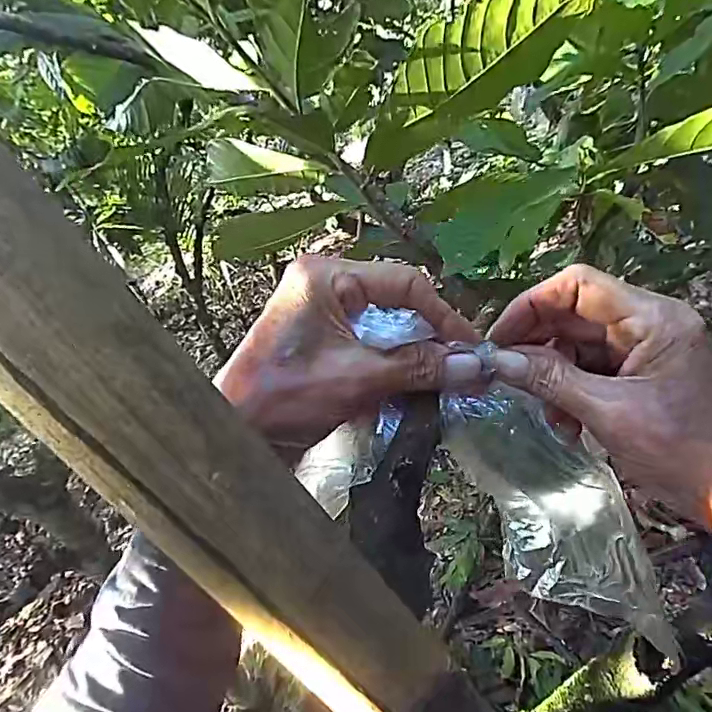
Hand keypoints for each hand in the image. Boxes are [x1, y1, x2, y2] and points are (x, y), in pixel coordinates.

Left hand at [218, 256, 483, 458]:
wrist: (240, 435)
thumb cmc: (284, 397)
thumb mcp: (359, 378)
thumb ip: (418, 367)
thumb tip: (472, 366)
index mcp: (327, 276)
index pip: (405, 283)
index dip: (444, 317)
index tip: (470, 350)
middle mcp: (327, 286)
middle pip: (400, 303)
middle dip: (432, 338)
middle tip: (461, 368)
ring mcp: (326, 315)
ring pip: (391, 327)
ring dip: (418, 355)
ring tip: (444, 380)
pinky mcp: (328, 343)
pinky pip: (375, 346)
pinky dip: (398, 367)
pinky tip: (416, 387)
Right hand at [487, 264, 711, 540]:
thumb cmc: (680, 452)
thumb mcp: (609, 414)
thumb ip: (552, 381)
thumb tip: (498, 360)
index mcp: (653, 318)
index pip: (580, 285)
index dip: (532, 305)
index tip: (499, 339)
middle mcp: (651, 324)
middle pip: (577, 316)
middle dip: (539, 346)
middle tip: (505, 377)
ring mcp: (648, 352)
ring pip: (582, 348)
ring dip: (554, 377)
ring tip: (542, 413)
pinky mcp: (644, 379)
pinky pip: (596, 373)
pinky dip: (573, 394)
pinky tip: (565, 425)